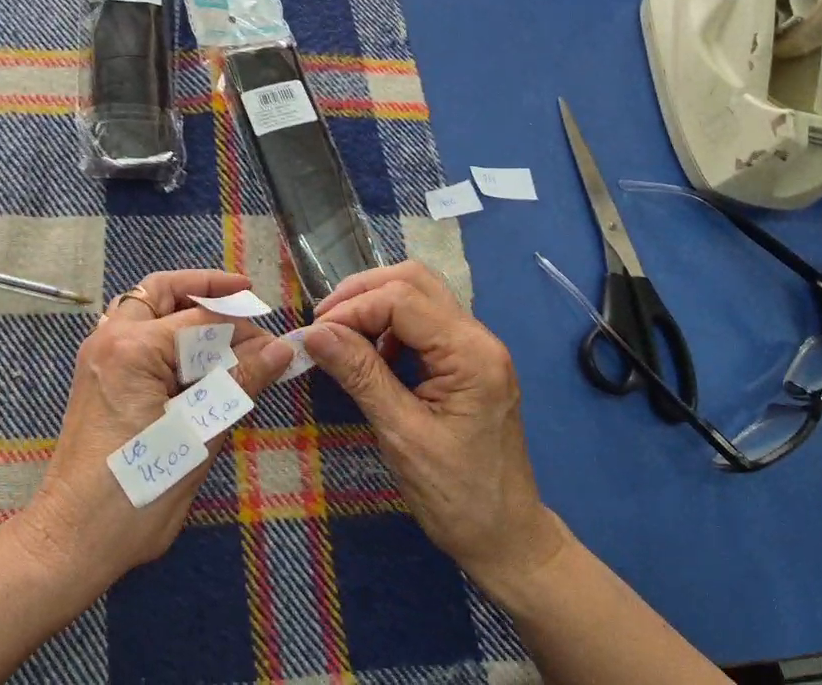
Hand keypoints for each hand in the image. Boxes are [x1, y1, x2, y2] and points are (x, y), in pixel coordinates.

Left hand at [14, 270, 294, 585]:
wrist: (74, 537)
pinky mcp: (96, 378)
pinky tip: (192, 358)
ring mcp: (97, 357)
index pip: (202, 321)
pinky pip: (133, 335)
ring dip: (182, 309)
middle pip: (162, 292)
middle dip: (205, 291)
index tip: (277, 345)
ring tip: (224, 327)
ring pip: (144, 308)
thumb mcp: (199, 434)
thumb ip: (239, 382)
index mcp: (133, 348)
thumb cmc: (138, 489)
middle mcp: (109, 339)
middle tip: (247, 300)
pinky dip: (164, 334)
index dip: (244, 330)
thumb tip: (280, 349)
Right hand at [305, 262, 568, 598]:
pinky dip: (390, 325)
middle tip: (323, 324)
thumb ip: (361, 375)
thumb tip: (315, 333)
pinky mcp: (468, 364)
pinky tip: (370, 353)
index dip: (353, 309)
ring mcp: (477, 350)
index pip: (403, 300)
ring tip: (340, 335)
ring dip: (375, 304)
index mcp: (471, 355)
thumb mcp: (402, 435)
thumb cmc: (456, 496)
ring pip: (420, 296)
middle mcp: (479, 339)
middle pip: (414, 282)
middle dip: (362, 293)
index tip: (315, 336)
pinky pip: (425, 323)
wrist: (507, 540)